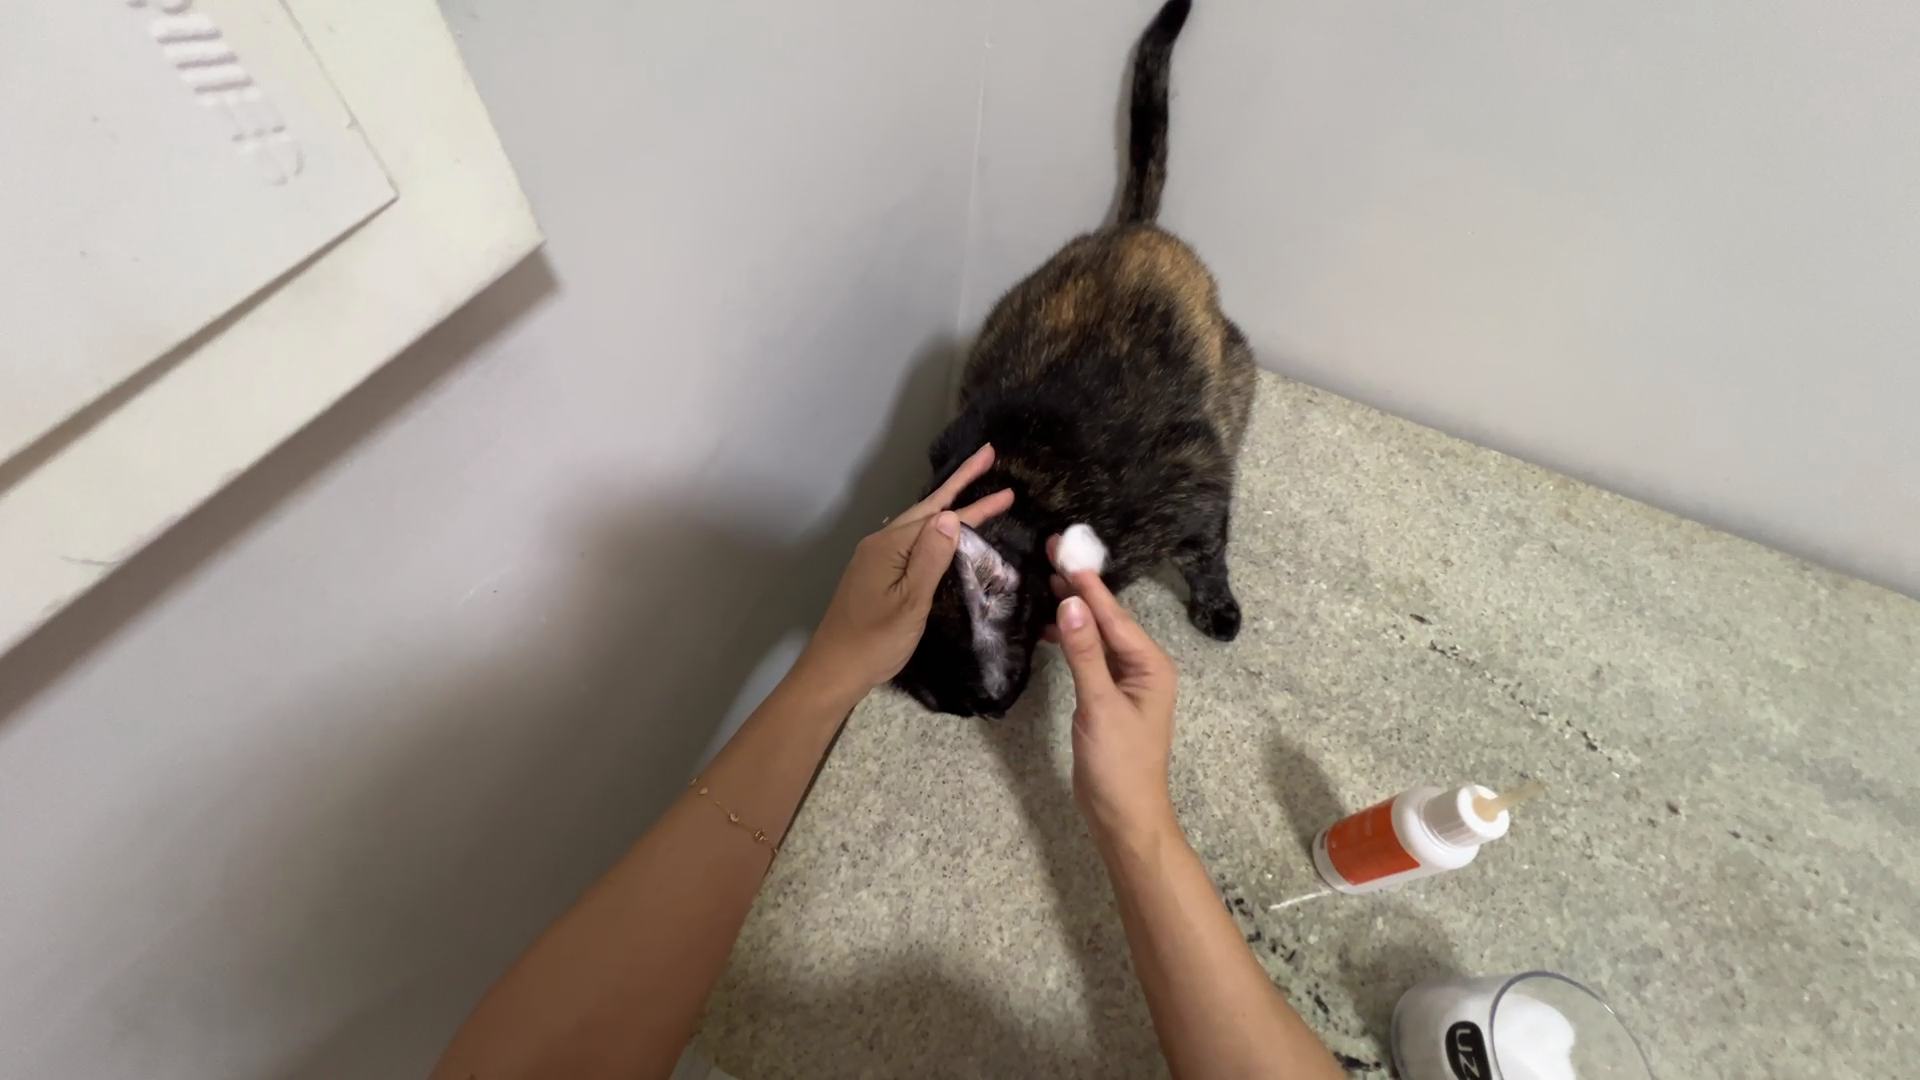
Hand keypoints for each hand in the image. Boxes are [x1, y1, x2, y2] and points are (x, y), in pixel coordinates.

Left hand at [800, 444, 1013, 700]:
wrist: (834, 670)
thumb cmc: (875, 641)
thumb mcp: (910, 602)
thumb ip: (931, 558)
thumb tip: (951, 516)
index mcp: (890, 547)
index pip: (939, 515)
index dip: (974, 499)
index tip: (1003, 482)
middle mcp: (881, 544)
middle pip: (928, 508)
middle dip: (960, 485)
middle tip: (988, 459)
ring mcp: (876, 558)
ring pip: (920, 523)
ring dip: (949, 506)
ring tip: (974, 489)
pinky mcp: (876, 573)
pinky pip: (912, 540)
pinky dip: (935, 529)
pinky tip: (945, 531)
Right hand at [1048, 547, 1179, 848]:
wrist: (1123, 816)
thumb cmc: (1118, 763)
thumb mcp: (1099, 704)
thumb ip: (1085, 652)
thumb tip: (1070, 603)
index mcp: (1150, 664)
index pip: (1113, 613)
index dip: (1086, 581)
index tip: (1063, 549)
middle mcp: (1142, 665)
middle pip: (1107, 617)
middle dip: (1079, 587)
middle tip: (1050, 552)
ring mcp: (1125, 680)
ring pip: (1097, 634)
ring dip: (1073, 610)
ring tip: (1044, 580)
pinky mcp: (1107, 694)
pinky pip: (1089, 654)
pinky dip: (1069, 639)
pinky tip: (1048, 627)